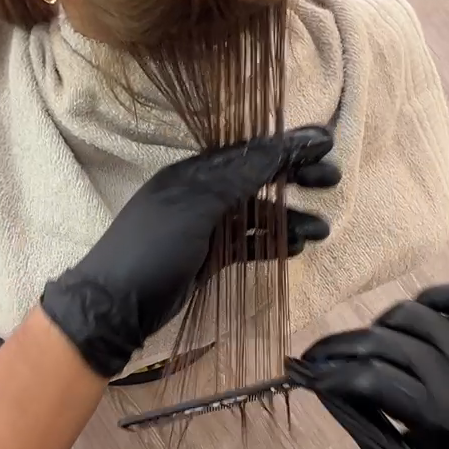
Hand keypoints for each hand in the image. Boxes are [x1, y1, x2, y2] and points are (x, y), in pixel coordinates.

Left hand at [41, 127, 338, 377]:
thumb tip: (274, 147)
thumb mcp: (194, 208)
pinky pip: (245, 245)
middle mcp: (200, 195)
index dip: (286, 147)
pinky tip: (296, 248)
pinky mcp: (206, 258)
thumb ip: (235, 179)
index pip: (248, 153)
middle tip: (332, 180)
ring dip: (288, 219)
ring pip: (254, 217)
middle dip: (293, 179)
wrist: (116, 305)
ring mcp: (203, 228)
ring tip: (322, 230)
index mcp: (193, 174)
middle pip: (256, 180)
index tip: (326, 143)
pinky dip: (269, 245)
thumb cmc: (151, 249)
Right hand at [292, 284, 448, 448]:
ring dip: (377, 328)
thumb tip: (324, 389)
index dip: (328, 375)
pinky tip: (413, 322)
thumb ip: (361, 426)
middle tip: (314, 359)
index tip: (302, 377)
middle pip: (381, 341)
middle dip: (337, 349)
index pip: (367, 377)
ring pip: (410, 314)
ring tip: (366, 349)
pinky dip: (429, 299)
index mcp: (436, 411)